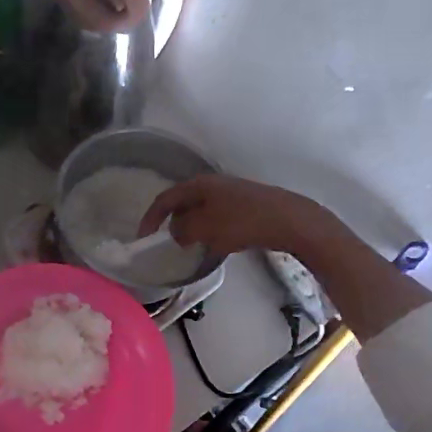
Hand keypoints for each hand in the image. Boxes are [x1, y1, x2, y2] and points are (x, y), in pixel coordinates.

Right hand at [138, 174, 353, 259]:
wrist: (289, 221)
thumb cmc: (241, 222)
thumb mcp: (203, 228)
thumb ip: (181, 230)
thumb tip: (177, 231)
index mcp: (198, 185)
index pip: (164, 199)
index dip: (150, 217)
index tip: (142, 237)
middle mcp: (213, 184)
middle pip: (183, 203)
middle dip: (172, 222)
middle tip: (167, 241)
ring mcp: (232, 194)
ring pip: (202, 211)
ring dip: (192, 228)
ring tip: (191, 246)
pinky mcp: (247, 206)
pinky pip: (218, 218)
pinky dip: (210, 230)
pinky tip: (217, 245)